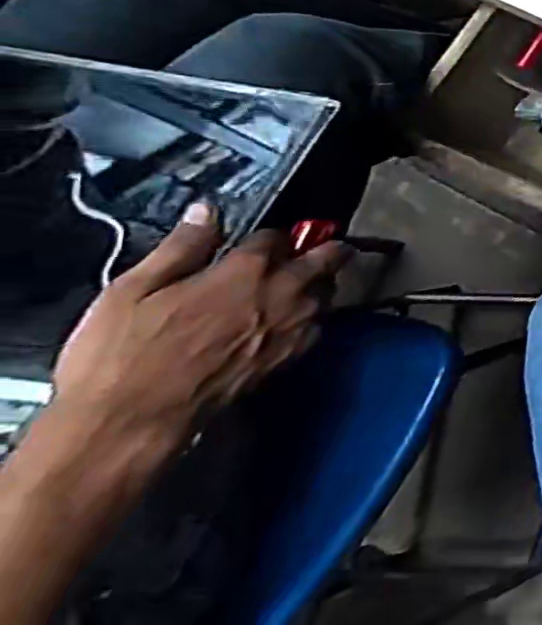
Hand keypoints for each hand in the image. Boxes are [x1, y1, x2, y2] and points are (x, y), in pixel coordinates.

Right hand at [53, 201, 348, 446]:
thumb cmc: (122, 355)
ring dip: (317, 284)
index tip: (253, 246)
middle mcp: (287, 290)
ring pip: (329, 288)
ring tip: (291, 290)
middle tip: (306, 254)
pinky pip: (320, 321)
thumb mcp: (132, 291)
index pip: (277, 236)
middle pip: (329, 256)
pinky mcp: (299, 350)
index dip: (265, 239)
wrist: (133, 418)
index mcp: (249, 269)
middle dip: (324, 249)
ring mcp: (300, 321)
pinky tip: (283, 322)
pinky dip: (310, 316)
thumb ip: (180, 247)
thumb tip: (206, 212)